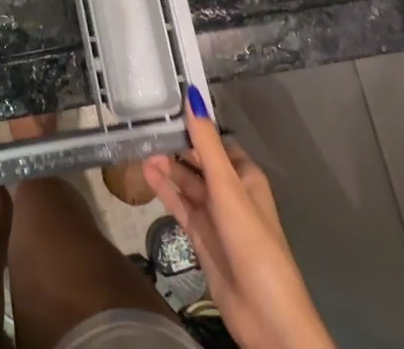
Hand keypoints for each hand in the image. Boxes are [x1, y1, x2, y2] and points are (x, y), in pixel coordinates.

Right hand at [143, 87, 335, 348]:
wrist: (262, 308)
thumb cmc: (250, 239)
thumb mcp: (228, 186)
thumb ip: (207, 143)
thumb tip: (192, 96)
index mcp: (247, 178)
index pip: (219, 144)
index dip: (197, 128)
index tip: (168, 110)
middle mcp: (232, 194)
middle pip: (201, 163)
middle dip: (178, 148)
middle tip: (147, 130)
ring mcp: (216, 217)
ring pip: (189, 185)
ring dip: (168, 169)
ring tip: (141, 150)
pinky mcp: (202, 237)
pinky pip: (181, 206)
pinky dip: (165, 191)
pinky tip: (147, 175)